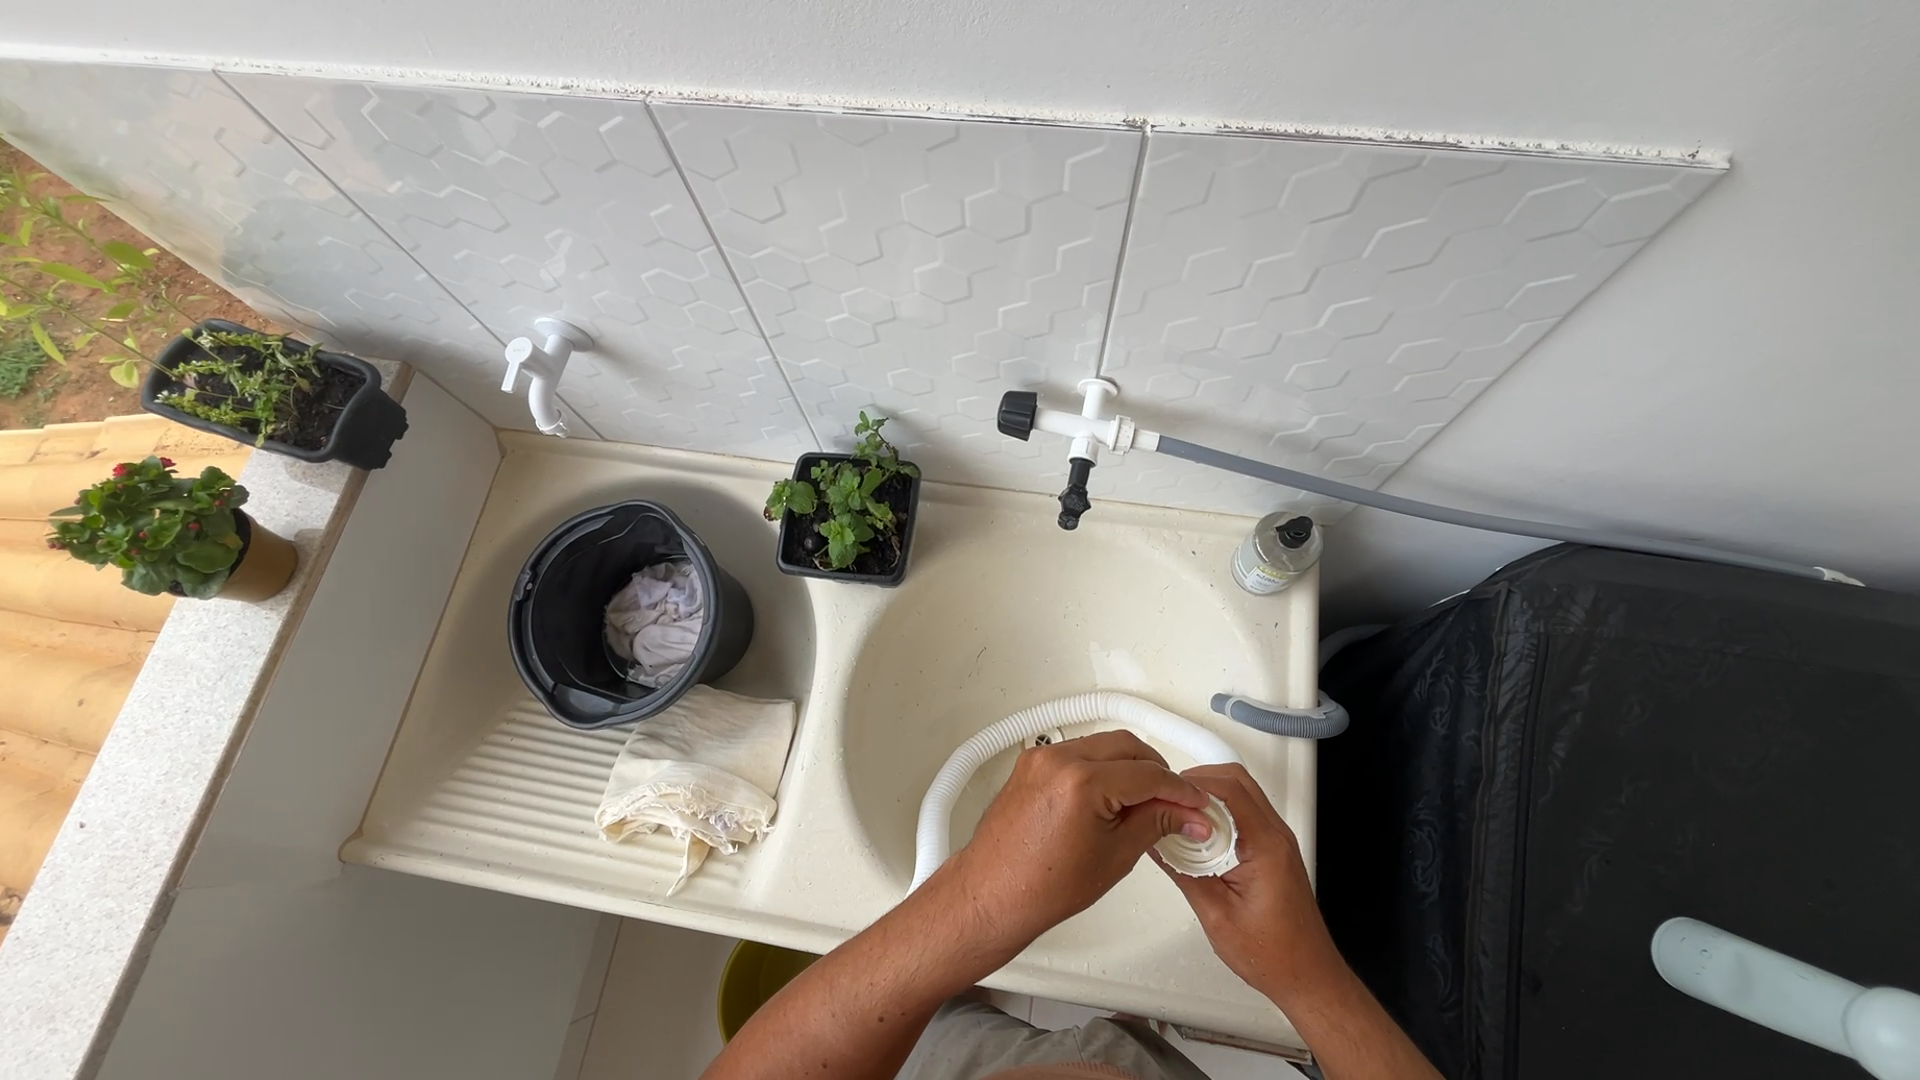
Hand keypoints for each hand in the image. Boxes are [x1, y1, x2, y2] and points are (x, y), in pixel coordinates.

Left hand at [936, 731, 1214, 959]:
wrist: (994, 893)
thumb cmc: (1043, 885)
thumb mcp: (1116, 856)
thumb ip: (1156, 823)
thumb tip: (1186, 814)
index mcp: (1082, 781)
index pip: (1148, 773)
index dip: (1180, 790)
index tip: (1196, 805)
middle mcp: (1058, 760)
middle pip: (1126, 746)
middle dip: (1157, 770)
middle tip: (1176, 801)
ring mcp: (1041, 758)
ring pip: (1102, 744)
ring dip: (1129, 765)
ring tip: (1147, 801)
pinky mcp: (1032, 764)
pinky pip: (1078, 752)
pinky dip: (1101, 766)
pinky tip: (1114, 794)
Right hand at [1154, 763, 1338, 1004]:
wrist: (1308, 978)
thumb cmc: (1272, 955)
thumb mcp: (1215, 915)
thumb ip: (1184, 872)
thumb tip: (1155, 840)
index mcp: (1266, 847)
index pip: (1230, 791)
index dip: (1194, 784)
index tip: (1166, 793)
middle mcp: (1276, 836)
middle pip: (1237, 780)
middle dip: (1199, 780)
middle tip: (1168, 798)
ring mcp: (1277, 840)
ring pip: (1242, 792)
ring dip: (1210, 794)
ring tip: (1179, 813)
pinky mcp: (1273, 849)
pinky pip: (1245, 812)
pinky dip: (1219, 810)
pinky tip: (1198, 831)